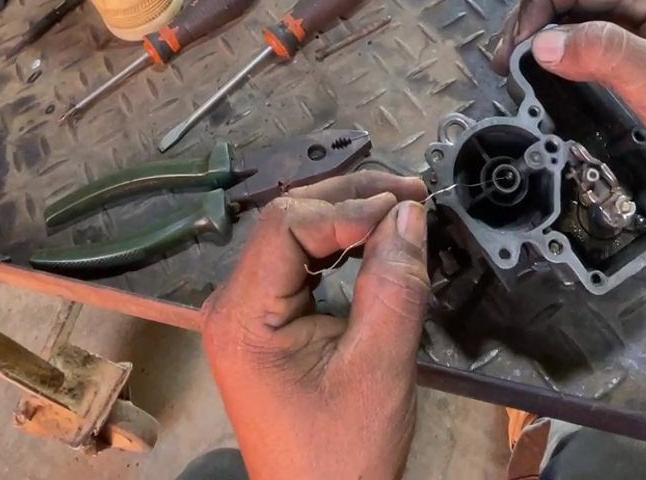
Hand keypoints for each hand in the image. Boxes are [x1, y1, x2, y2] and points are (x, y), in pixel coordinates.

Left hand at [200, 171, 429, 479]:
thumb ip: (393, 287)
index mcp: (243, 315)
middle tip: (410, 192)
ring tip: (400, 205)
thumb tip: (408, 213)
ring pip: (296, 231)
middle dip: (351, 198)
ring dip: (349, 212)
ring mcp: (248, 308)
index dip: (345, 207)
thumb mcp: (377, 372)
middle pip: (288, 218)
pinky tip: (374, 234)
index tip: (401, 207)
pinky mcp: (268, 316)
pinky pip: (301, 257)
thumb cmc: (343, 457)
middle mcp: (234, 301)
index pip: (285, 225)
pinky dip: (341, 240)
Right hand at [491, 0, 645, 186]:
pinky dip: (556, 54)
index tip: (517, 47)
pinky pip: (582, 41)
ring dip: (539, 38)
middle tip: (506, 63)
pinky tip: (543, 76)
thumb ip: (603, 54)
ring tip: (515, 70)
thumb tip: (539, 44)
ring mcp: (634, 27)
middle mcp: (637, 2)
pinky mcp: (631, 53)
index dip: (537, 4)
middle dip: (530, 21)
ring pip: (570, 17)